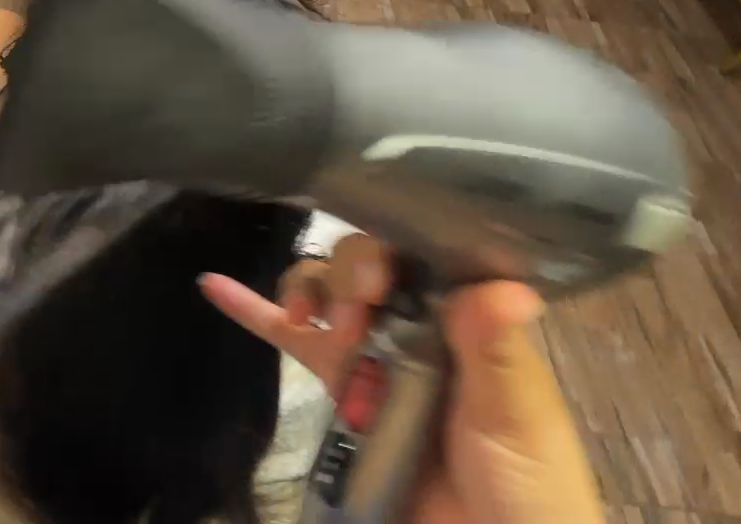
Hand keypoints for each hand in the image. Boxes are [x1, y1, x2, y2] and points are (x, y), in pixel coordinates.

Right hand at [200, 236, 603, 523]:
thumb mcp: (517, 418)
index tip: (376, 285)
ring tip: (306, 323)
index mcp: (460, 316)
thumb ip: (499, 353)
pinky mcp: (338, 384)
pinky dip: (251, 309)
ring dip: (306, 292)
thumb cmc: (526, 487)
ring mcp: (371, 350)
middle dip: (347, 281)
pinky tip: (214, 285)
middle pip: (362, 265)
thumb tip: (507, 287)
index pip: (415, 253)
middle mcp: (412, 320)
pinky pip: (287, 338)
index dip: (387, 253)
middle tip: (352, 327)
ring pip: (324, 291)